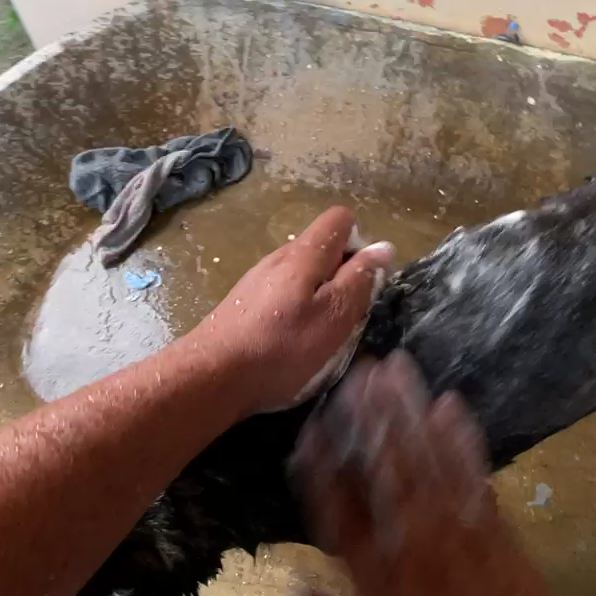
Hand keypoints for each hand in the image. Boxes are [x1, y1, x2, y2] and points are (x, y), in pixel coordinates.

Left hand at [182, 207, 392, 414]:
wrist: (211, 376)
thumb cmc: (280, 349)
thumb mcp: (334, 317)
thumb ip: (359, 280)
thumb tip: (384, 247)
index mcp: (304, 254)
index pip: (341, 220)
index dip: (361, 244)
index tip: (363, 281)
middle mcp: (278, 257)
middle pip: (321, 247)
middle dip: (342, 276)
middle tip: (345, 316)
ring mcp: (257, 279)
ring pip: (303, 273)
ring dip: (320, 296)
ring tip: (319, 334)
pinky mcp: (244, 303)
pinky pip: (283, 293)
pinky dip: (296, 310)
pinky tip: (290, 342)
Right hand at [292, 352, 562, 595]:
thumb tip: (297, 585)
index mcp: (381, 581)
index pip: (342, 514)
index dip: (323, 470)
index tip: (310, 431)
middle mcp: (416, 544)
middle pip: (387, 471)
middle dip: (369, 418)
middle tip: (354, 374)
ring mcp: (458, 527)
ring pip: (427, 460)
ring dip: (409, 411)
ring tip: (393, 368)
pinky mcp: (492, 520)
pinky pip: (472, 472)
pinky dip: (460, 436)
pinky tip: (447, 401)